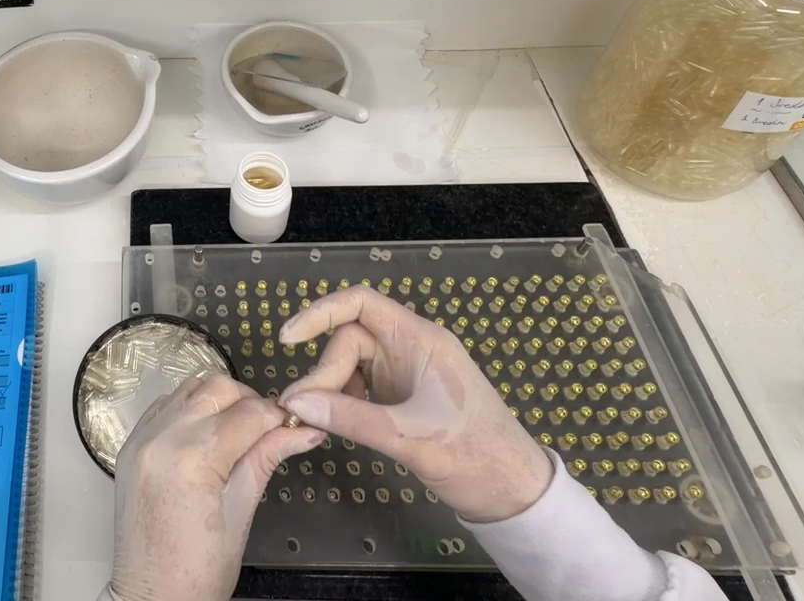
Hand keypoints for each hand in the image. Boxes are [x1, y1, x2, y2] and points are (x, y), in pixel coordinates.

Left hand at [107, 374, 325, 600]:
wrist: (150, 597)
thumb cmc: (198, 570)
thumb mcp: (242, 512)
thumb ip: (267, 458)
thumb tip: (305, 432)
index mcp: (195, 457)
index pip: (249, 413)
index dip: (277, 416)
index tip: (293, 424)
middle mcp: (163, 437)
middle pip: (217, 388)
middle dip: (248, 401)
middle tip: (266, 428)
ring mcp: (142, 436)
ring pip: (189, 388)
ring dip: (217, 399)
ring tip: (236, 430)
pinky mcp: (130, 442)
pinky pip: (165, 404)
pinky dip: (188, 408)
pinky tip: (203, 433)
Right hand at [277, 285, 552, 522]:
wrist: (516, 499)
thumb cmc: (475, 457)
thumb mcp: (409, 438)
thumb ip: (350, 418)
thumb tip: (294, 403)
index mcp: (420, 340)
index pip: (361, 304)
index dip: (320, 312)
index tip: (288, 337)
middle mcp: (409, 348)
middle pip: (350, 341)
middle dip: (324, 372)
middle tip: (299, 408)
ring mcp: (405, 373)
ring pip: (351, 365)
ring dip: (330, 390)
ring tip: (316, 421)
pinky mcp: (401, 397)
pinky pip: (359, 387)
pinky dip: (343, 403)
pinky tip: (337, 425)